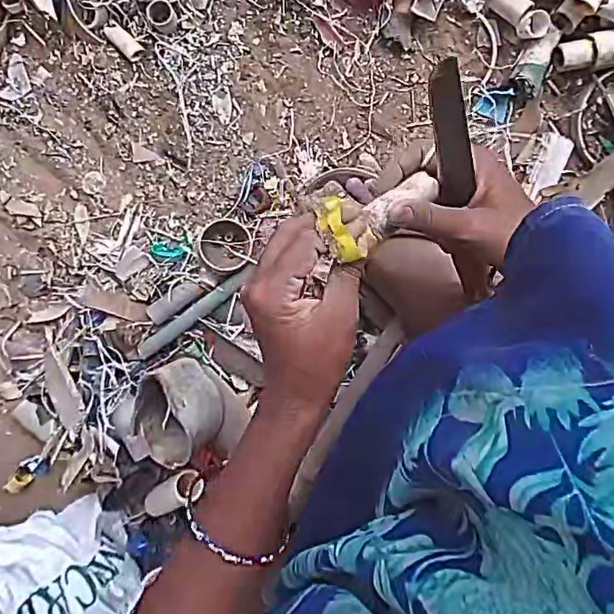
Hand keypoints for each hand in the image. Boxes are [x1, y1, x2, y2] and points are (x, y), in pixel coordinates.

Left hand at [239, 217, 361, 408]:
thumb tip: (357, 240)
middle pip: (287, 232)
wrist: (295, 395)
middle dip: (320, 222)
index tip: (358, 218)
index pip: (304, 239)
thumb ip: (346, 271)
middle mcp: (256, 282)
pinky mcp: (262, 292)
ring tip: (342, 232)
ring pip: (283, 241)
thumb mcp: (340, 315)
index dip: (334, 226)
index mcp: (272, 288)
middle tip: (350, 219)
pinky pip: (282, 257)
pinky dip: (304, 248)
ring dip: (312, 233)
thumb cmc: (316, 365)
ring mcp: (255, 286)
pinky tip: (327, 250)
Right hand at [383, 144, 534, 275]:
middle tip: (396, 217)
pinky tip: (448, 242)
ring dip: (426, 218)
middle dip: (412, 200)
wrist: (544, 258)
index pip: (420, 152)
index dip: (398, 170)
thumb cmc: (519, 235)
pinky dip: (437, 228)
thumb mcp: (469, 226)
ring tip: (438, 235)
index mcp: (472, 159)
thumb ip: (430, 217)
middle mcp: (468, 168)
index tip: (383, 191)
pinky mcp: (468, 208)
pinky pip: (439, 212)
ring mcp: (468, 189)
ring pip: (427, 197)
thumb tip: (395, 210)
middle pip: (420, 175)